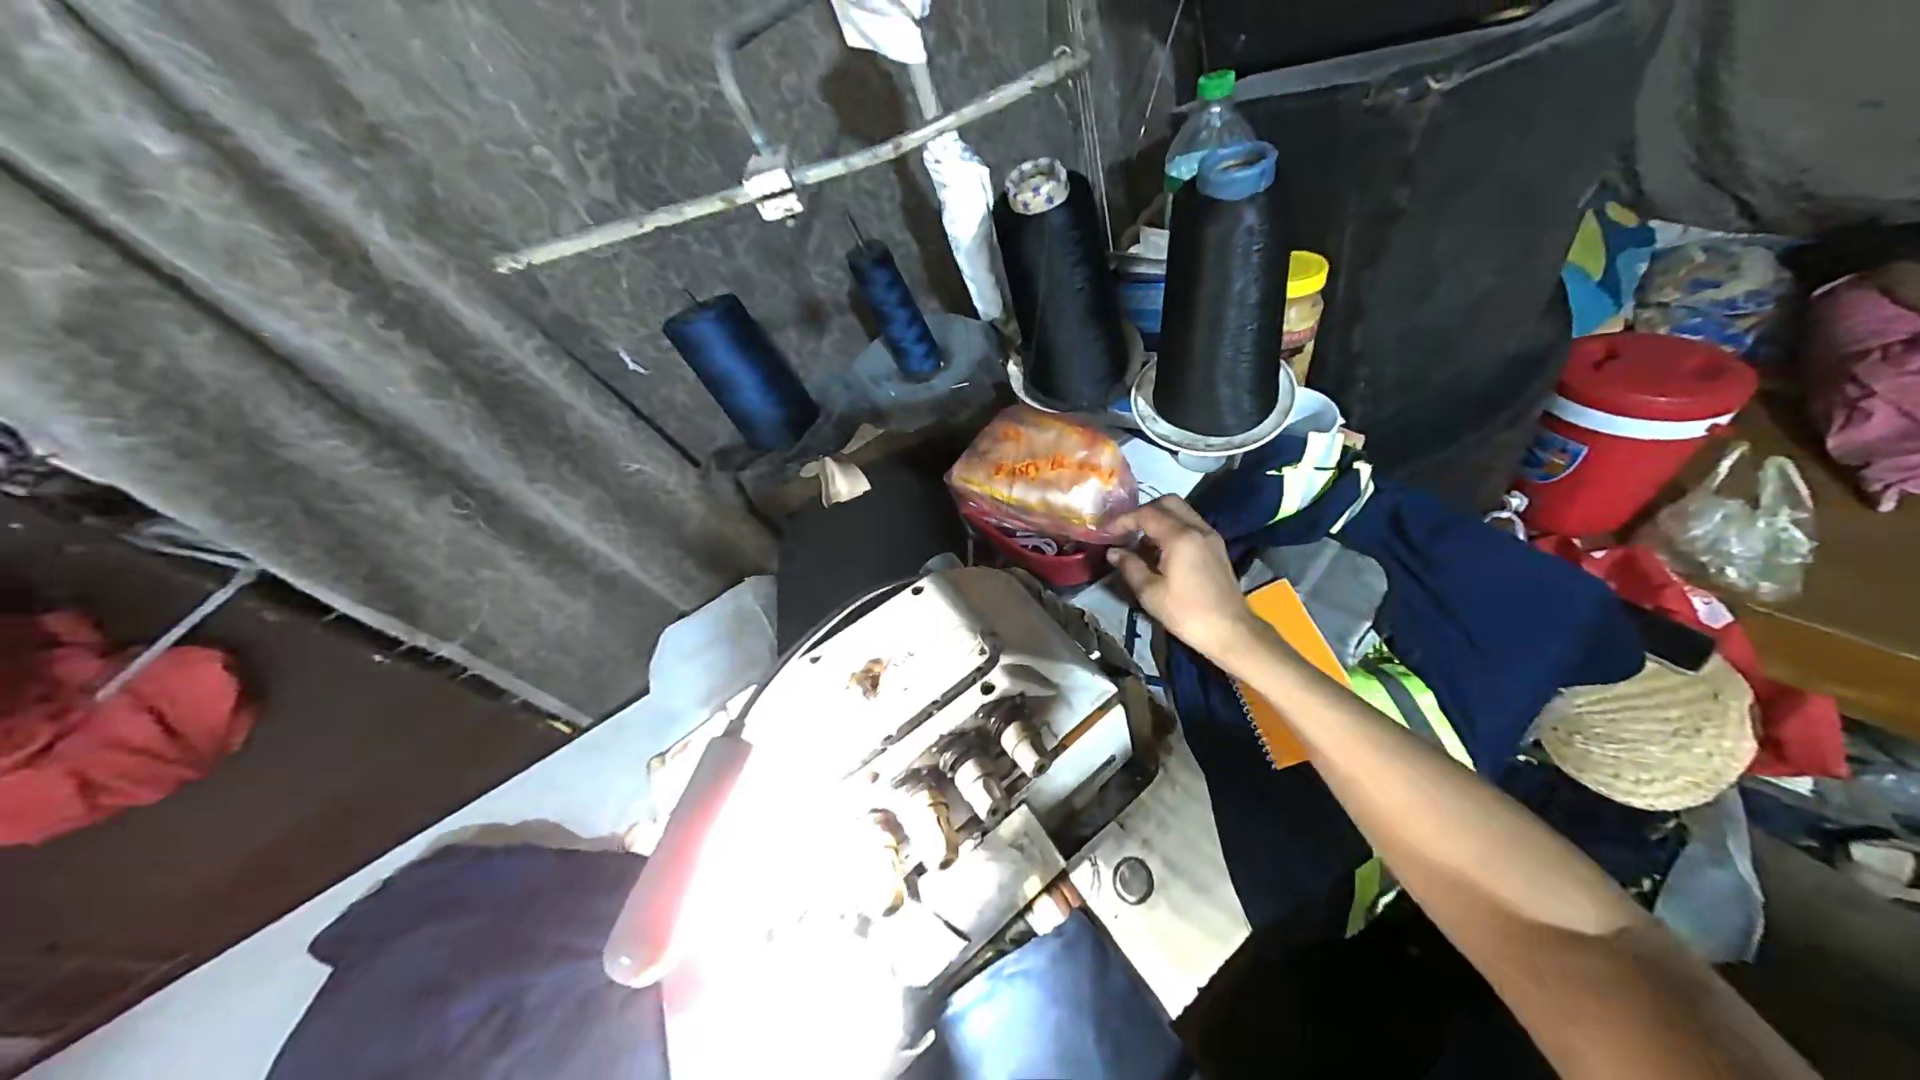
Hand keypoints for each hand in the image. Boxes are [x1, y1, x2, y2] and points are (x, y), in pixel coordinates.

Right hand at [1107, 496, 1273, 669]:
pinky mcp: (1216, 547)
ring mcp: (1210, 536)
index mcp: (1180, 537)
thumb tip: (1113, 552)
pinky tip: (1159, 551)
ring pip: (1181, 512)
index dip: (1123, 519)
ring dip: (1158, 519)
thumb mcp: (1150, 593)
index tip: (1106, 531)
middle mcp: (1198, 528)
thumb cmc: (1187, 613)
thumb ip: (1130, 566)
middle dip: (1143, 511)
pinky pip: (1190, 525)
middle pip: (1167, 503)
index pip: (1147, 514)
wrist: (1230, 631)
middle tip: (1125, 530)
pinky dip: (1172, 528)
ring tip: (1139, 542)